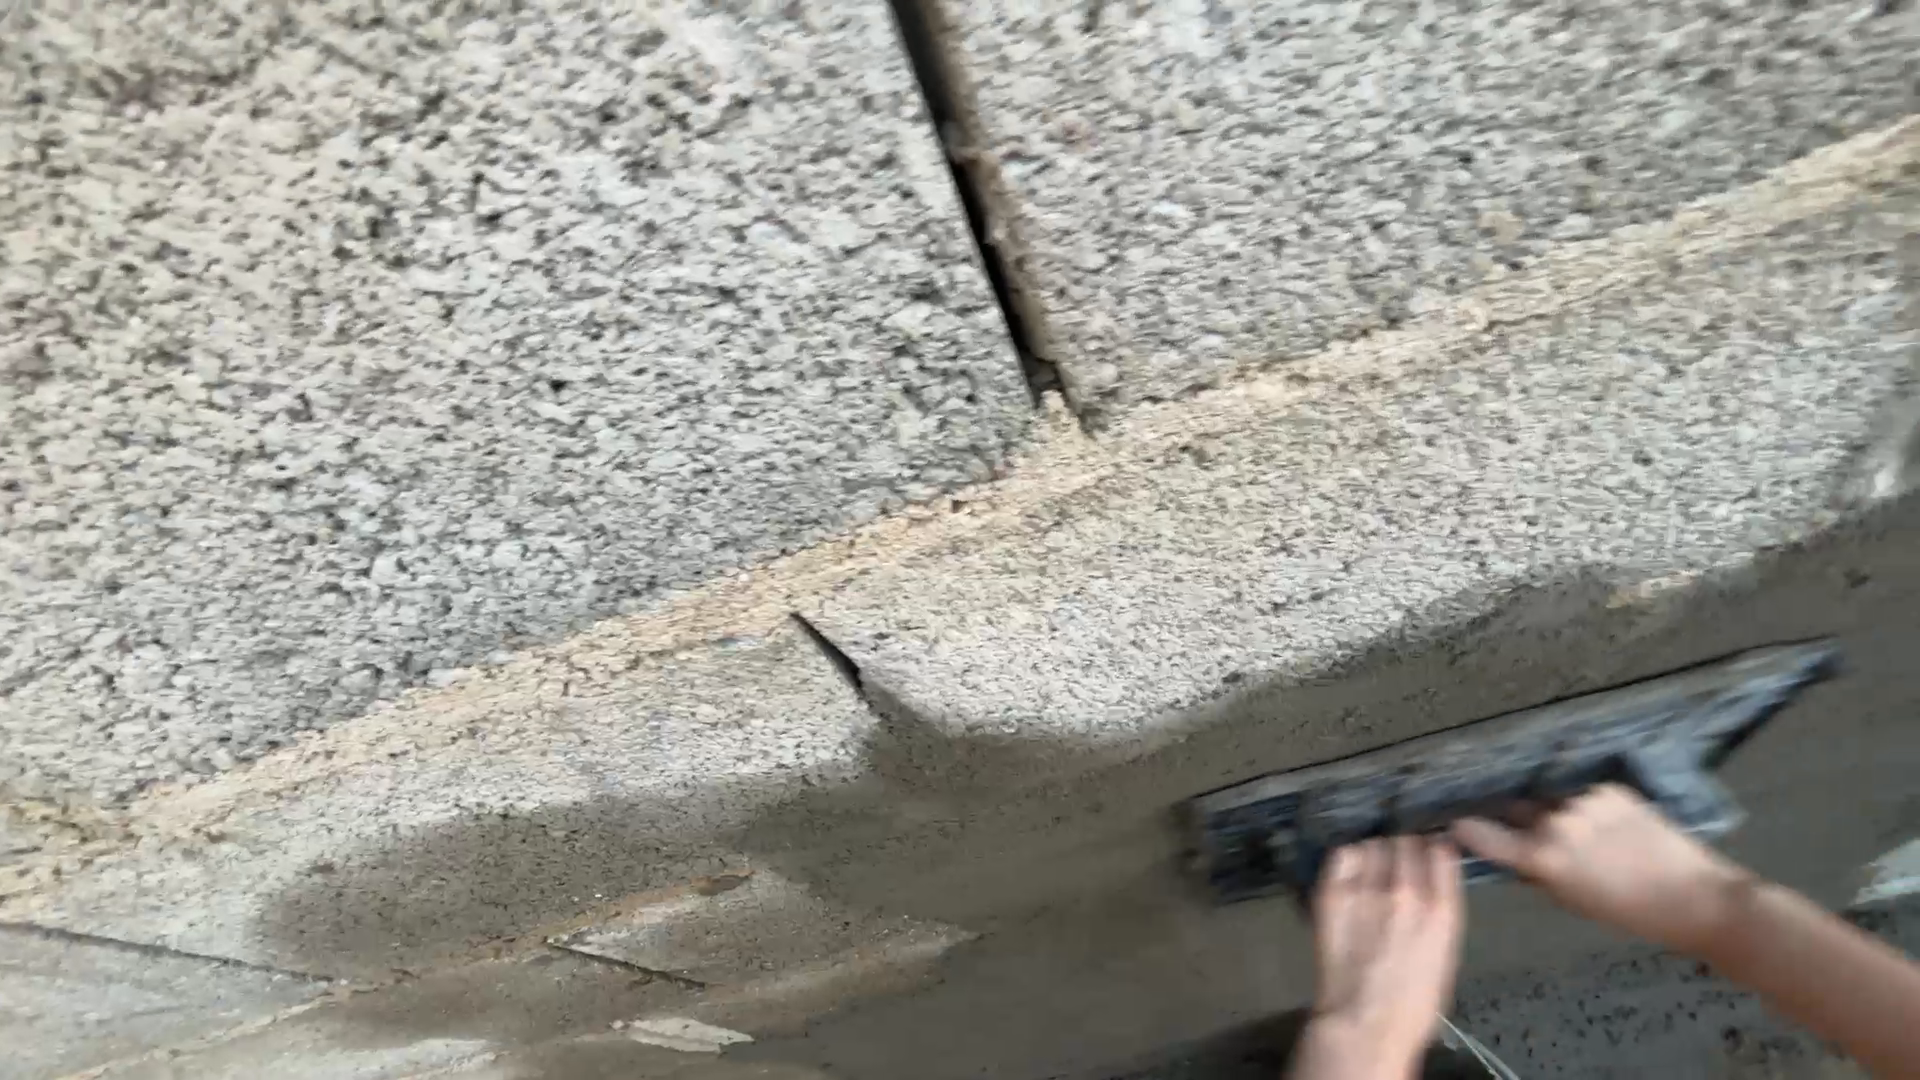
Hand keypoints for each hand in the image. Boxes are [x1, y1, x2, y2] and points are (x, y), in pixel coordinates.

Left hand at [1296, 835, 1463, 1077]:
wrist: (1365, 1019)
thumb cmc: (1412, 1002)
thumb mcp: (1443, 954)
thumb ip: (1435, 912)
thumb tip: (1427, 883)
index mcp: (1442, 911)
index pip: (1439, 852)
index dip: (1431, 846)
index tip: (1426, 847)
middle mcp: (1406, 890)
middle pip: (1404, 841)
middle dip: (1402, 846)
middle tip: (1395, 857)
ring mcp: (1366, 887)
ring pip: (1372, 844)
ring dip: (1374, 850)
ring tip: (1371, 864)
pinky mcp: (1333, 889)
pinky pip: (1342, 854)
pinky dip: (1348, 856)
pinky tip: (1349, 869)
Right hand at [1451, 783, 1751, 952]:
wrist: (1705, 902)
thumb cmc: (1631, 913)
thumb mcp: (1570, 899)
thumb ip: (1532, 870)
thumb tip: (1504, 850)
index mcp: (1541, 856)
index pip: (1475, 829)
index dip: (1463, 827)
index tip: (1455, 823)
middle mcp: (1554, 822)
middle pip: (1513, 808)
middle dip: (1513, 817)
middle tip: (1524, 827)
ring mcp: (1582, 801)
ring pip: (1548, 798)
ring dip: (1552, 809)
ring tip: (1577, 827)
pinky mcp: (1608, 789)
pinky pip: (1580, 792)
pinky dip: (1585, 805)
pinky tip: (1606, 822)